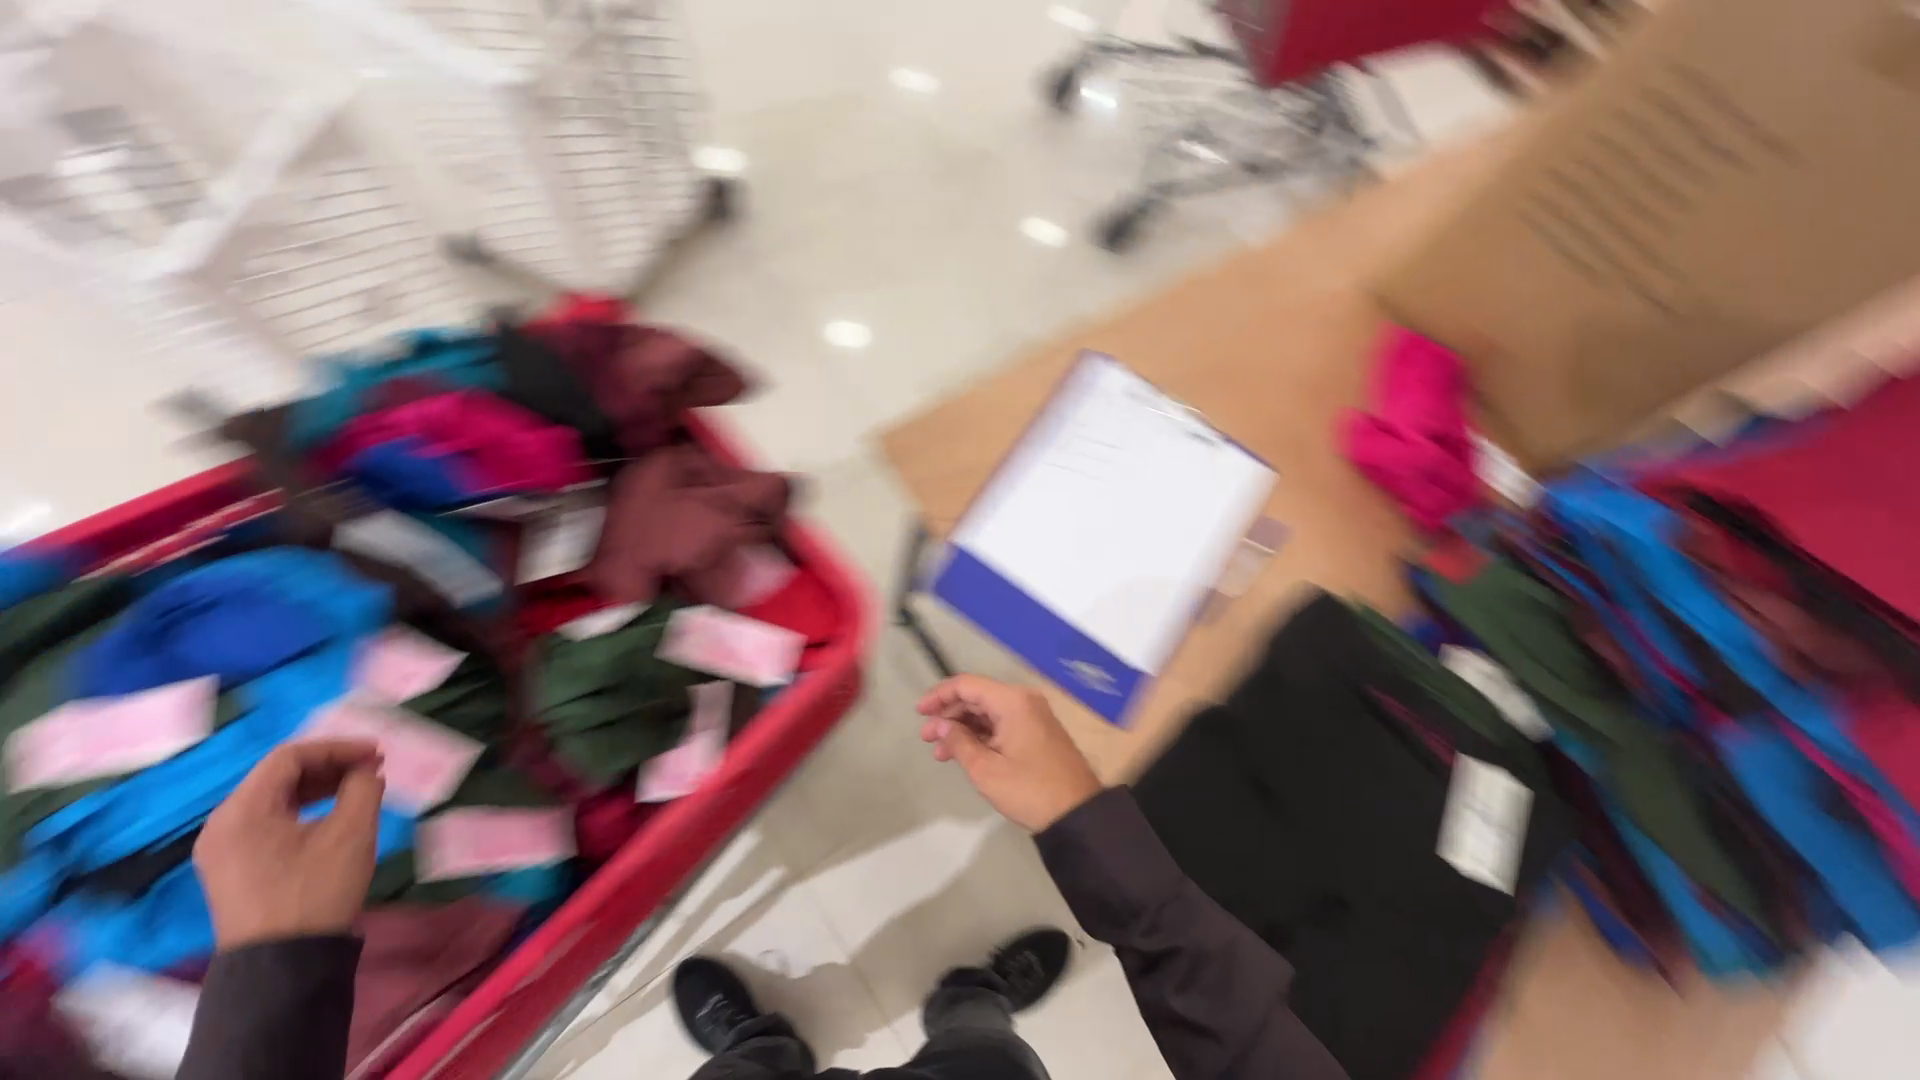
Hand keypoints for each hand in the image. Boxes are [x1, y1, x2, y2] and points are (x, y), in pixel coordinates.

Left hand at [194, 738, 386, 949]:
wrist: (282, 962)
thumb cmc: (316, 890)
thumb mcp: (351, 833)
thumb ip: (362, 788)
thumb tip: (365, 772)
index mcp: (242, 811)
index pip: (289, 757)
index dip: (338, 748)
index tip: (377, 753)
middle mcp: (222, 824)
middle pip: (278, 775)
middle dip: (330, 765)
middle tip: (372, 767)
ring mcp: (222, 848)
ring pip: (274, 798)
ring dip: (319, 786)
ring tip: (360, 787)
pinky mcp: (232, 867)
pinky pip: (268, 821)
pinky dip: (303, 809)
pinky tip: (334, 815)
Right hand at [917, 675, 1101, 832]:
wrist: (1077, 813)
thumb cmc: (1028, 789)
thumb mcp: (986, 769)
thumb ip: (958, 741)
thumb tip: (938, 725)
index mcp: (1012, 701)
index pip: (967, 685)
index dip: (939, 696)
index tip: (919, 713)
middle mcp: (1023, 700)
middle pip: (977, 697)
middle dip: (949, 715)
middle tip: (926, 738)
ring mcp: (1033, 715)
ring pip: (988, 712)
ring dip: (963, 728)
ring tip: (940, 752)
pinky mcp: (1037, 731)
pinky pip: (1002, 724)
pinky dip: (981, 736)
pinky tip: (964, 754)